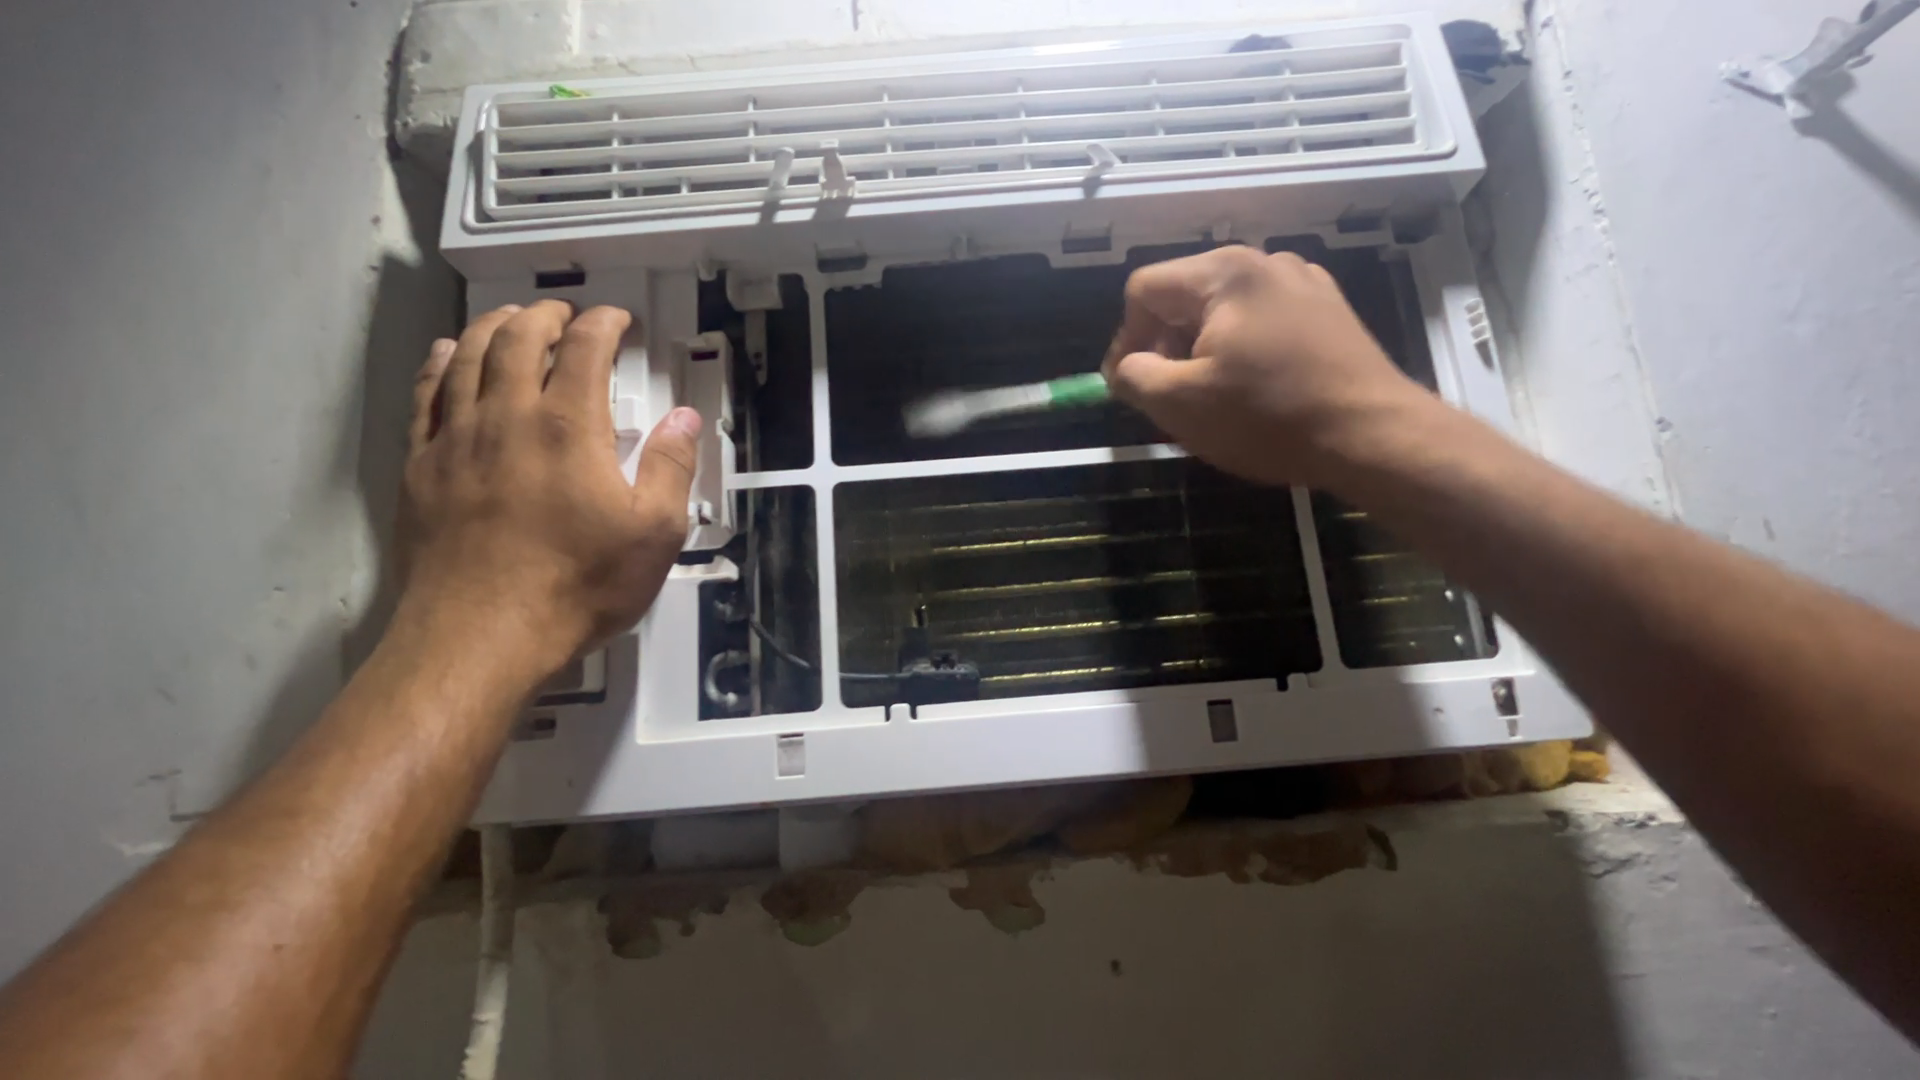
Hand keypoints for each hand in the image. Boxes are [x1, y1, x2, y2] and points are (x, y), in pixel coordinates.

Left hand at [396, 300, 701, 676]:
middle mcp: (506, 417)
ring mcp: (455, 439)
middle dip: (546, 315)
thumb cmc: (579, 585)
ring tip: (512, 319)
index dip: (605, 323)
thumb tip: (686, 417)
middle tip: (567, 313)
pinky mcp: (421, 467)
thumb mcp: (655, 533)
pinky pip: (425, 395)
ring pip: (467, 356)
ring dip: (493, 326)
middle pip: (518, 338)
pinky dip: (441, 363)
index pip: (585, 349)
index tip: (620, 319)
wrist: (482, 635)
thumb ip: (672, 468)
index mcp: (568, 427)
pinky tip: (449, 354)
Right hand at [1103, 245, 1433, 488]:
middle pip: (1184, 296)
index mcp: (1223, 273)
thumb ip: (1133, 376)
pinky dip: (1243, 349)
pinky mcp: (1329, 310)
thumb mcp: (1178, 403)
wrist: (1371, 435)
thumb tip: (1126, 367)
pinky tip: (1256, 389)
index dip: (1125, 339)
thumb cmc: (1267, 417)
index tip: (1131, 387)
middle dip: (1165, 346)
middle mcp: (1263, 262)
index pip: (1143, 290)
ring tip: (1212, 398)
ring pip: (1223, 310)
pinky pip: (1262, 320)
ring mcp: (1303, 282)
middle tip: (1169, 398)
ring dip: (1203, 351)